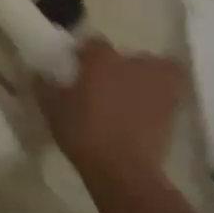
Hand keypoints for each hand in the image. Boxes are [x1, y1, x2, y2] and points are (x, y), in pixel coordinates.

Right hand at [34, 38, 186, 182]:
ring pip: (155, 69)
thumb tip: (39, 73)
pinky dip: (162, 95)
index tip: (76, 69)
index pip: (93, 43)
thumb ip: (44, 86)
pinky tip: (147, 109)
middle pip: (126, 55)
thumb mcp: (52, 109)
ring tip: (130, 95)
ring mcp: (158, 85)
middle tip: (102, 85)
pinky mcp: (174, 108)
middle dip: (116, 66)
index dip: (85, 55)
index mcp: (102, 60)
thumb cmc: (83, 133)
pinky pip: (172, 90)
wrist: (123, 169)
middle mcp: (133, 64)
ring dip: (144, 76)